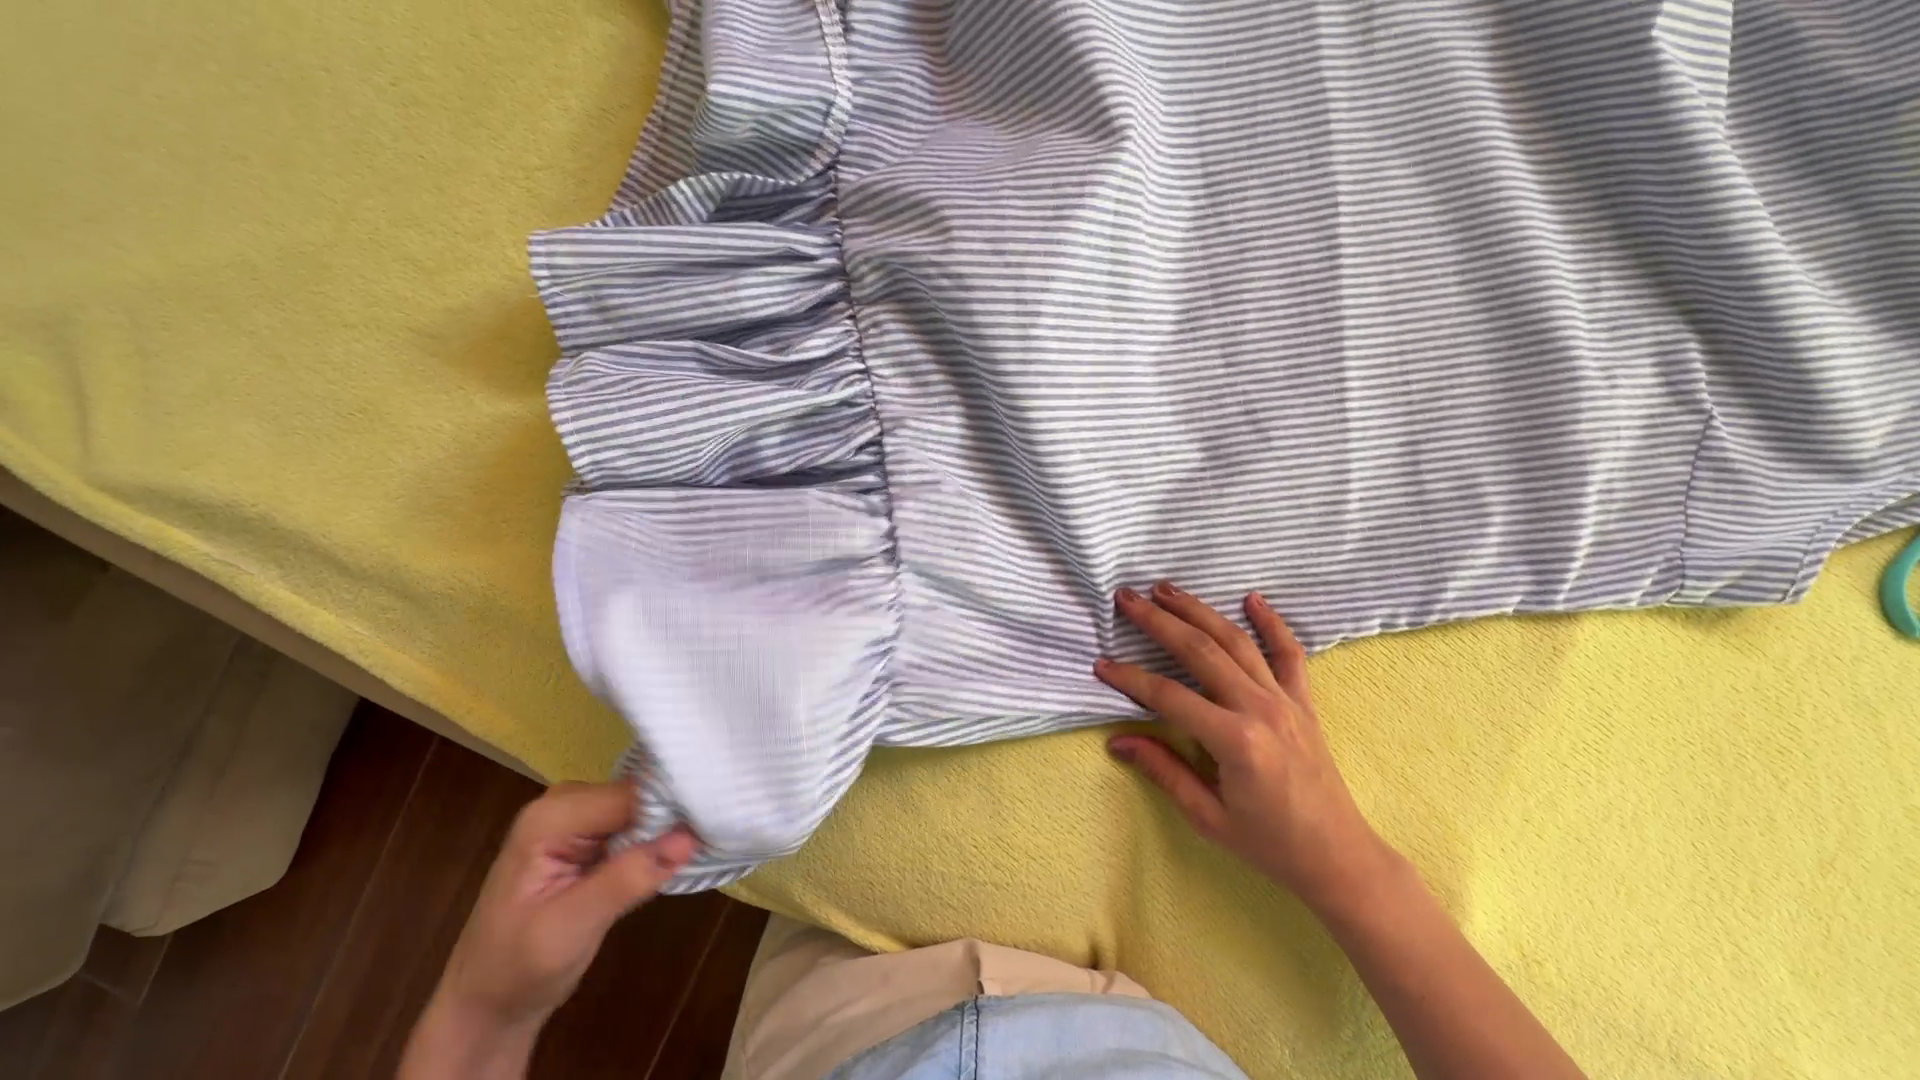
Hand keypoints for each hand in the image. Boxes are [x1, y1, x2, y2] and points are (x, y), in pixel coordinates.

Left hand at [400, 783, 696, 1078]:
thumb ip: (626, 880)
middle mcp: (564, 806)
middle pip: (639, 795)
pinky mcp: (590, 839)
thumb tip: (689, 838)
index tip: (714, 826)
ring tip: (705, 847)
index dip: (672, 808)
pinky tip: (680, 857)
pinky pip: (636, 827)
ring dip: (671, 829)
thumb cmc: (517, 967)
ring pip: (643, 809)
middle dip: (675, 816)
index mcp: (550, 818)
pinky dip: (659, 842)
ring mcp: (577, 821)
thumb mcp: (570, 928)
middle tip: (715, 838)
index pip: (630, 795)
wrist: (487, 1003)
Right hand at [1097, 583, 1398, 914]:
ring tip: (1167, 589)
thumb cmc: (1269, 845)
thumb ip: (1164, 771)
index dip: (1131, 679)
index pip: (1169, 697)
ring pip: (1237, 642)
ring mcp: (1285, 701)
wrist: (1337, 856)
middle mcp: (1260, 709)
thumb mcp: (1208, 817)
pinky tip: (1251, 598)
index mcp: (1235, 741)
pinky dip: (1272, 623)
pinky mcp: (1304, 703)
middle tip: (1128, 598)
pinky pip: (1289, 654)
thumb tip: (1117, 741)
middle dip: (1159, 622)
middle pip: (1201, 652)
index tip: (1101, 664)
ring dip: (1199, 611)